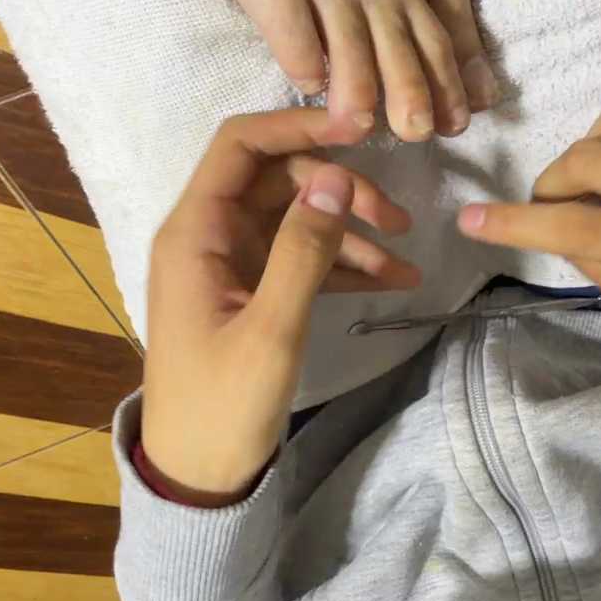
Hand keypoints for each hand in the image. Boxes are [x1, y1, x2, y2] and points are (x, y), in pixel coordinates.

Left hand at [142, 109, 421, 505]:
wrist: (199, 475)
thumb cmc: (223, 404)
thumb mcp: (271, 328)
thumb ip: (302, 250)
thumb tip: (334, 179)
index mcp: (195, 232)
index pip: (241, 146)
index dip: (299, 127)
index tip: (362, 126)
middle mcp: (211, 235)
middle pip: (282, 181)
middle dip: (342, 191)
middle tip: (398, 220)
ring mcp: (234, 264)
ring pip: (300, 220)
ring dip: (352, 233)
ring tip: (404, 266)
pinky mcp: (254, 291)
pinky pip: (303, 259)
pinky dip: (344, 266)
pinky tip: (391, 283)